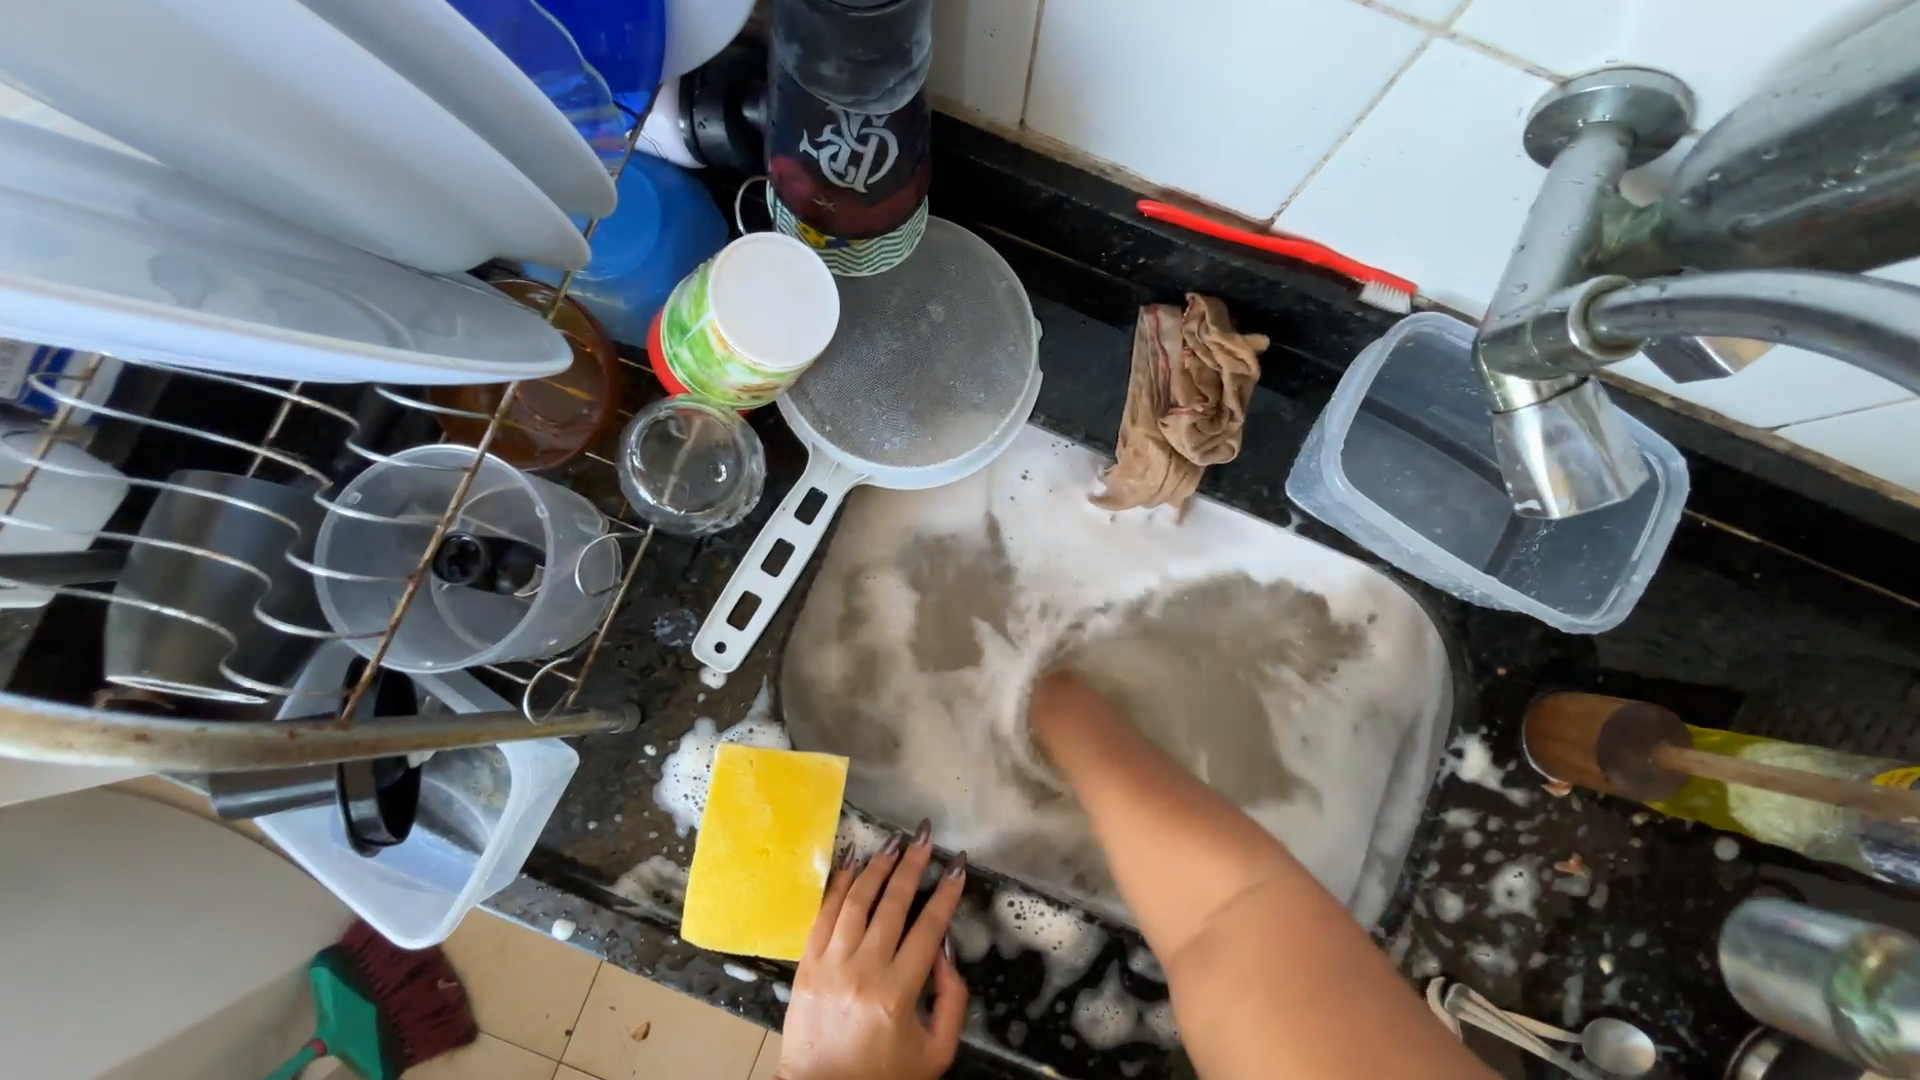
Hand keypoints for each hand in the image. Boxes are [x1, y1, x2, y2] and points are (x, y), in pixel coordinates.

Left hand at [779, 821, 969, 1079]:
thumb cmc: (884, 1078)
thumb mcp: (936, 1052)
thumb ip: (952, 1000)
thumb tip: (944, 950)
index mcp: (898, 993)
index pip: (928, 928)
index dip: (947, 892)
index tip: (957, 864)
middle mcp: (864, 971)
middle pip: (893, 904)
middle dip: (913, 863)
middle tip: (924, 835)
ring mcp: (830, 965)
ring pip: (857, 900)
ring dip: (878, 865)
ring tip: (893, 840)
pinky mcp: (806, 965)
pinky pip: (823, 914)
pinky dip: (839, 883)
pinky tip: (852, 860)